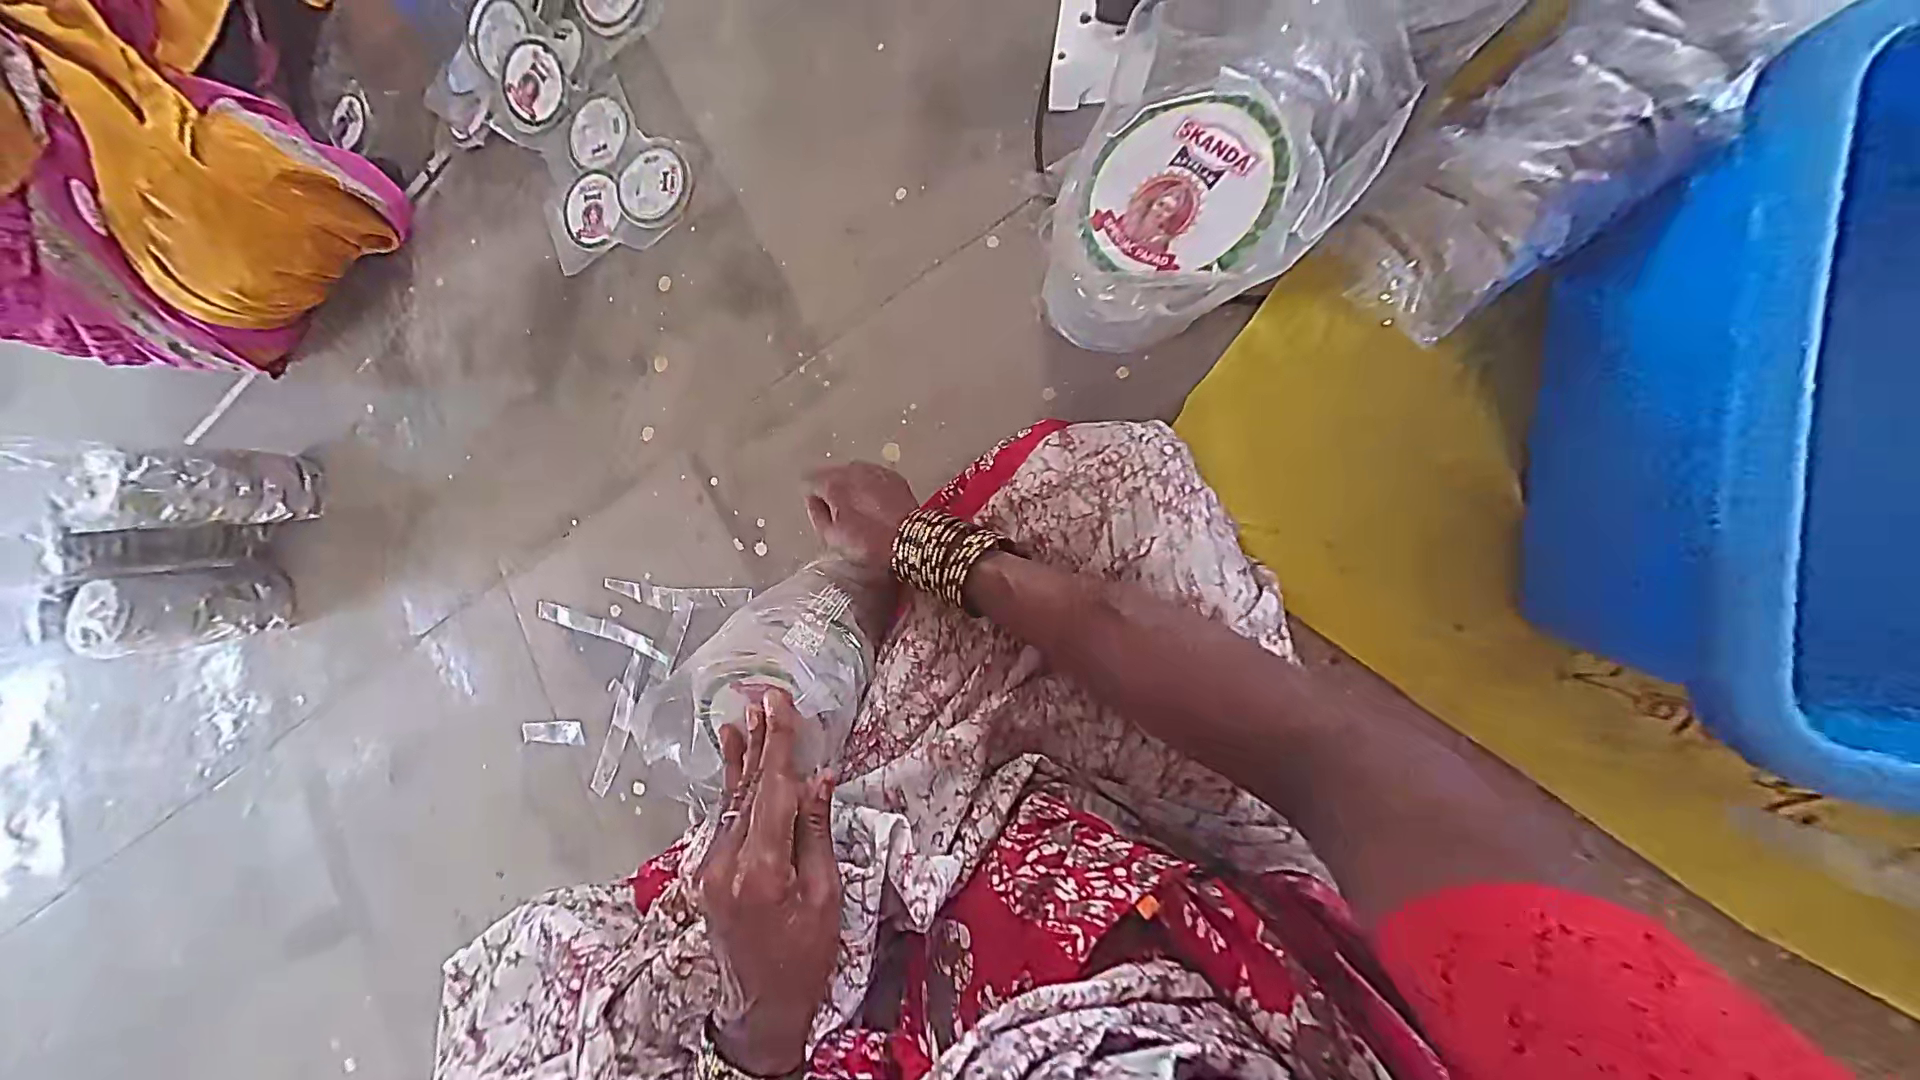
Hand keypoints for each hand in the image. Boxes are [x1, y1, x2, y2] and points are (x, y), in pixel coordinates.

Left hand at [697, 689, 841, 1076]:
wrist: (760, 1011)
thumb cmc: (805, 957)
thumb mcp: (824, 896)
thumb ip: (815, 832)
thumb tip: (819, 776)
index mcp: (761, 869)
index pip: (774, 790)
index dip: (779, 742)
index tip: (780, 704)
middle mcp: (727, 862)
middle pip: (750, 787)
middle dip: (761, 739)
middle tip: (764, 696)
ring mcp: (712, 866)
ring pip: (734, 797)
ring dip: (744, 754)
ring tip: (744, 715)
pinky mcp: (709, 870)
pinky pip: (726, 816)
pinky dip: (732, 782)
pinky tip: (730, 754)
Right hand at [805, 463, 918, 575]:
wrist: (909, 540)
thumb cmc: (869, 542)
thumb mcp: (832, 537)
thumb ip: (817, 514)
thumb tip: (814, 501)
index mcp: (833, 483)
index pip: (810, 482)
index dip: (815, 500)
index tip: (824, 514)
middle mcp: (853, 470)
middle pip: (833, 474)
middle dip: (834, 491)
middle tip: (843, 515)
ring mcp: (875, 471)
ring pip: (855, 474)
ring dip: (854, 487)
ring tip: (862, 510)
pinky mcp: (894, 477)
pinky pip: (875, 478)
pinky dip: (872, 488)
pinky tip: (877, 505)